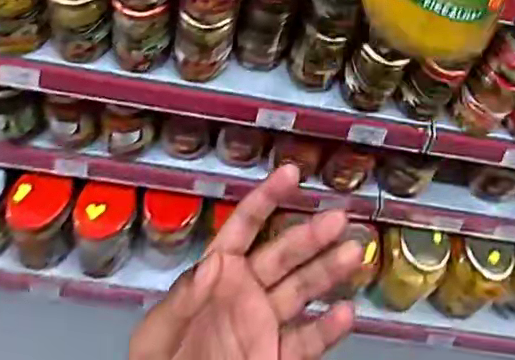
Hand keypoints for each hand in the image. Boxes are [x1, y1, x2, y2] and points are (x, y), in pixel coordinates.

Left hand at [129, 165, 361, 359]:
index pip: (245, 226)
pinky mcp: (275, 359)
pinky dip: (327, 330)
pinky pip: (305, 344)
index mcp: (216, 273)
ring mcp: (263, 325)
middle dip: (311, 234)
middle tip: (339, 216)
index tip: (292, 173)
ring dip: (328, 270)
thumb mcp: (159, 333)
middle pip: (283, 254)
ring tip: (355, 251)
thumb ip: (185, 297)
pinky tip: (346, 313)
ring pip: (301, 291)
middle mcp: (245, 291)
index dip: (268, 197)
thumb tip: (217, 262)